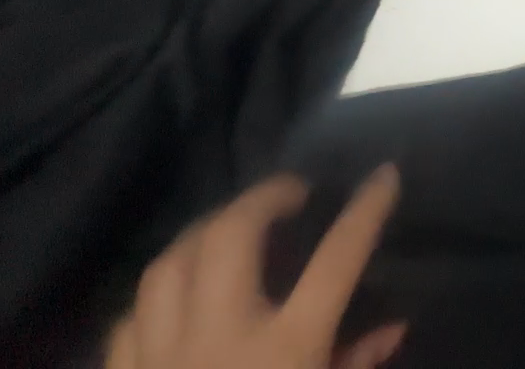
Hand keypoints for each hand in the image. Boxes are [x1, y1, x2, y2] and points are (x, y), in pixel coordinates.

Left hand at [105, 165, 406, 368]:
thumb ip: (357, 365)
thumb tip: (394, 328)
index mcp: (286, 347)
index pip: (338, 256)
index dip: (366, 208)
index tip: (385, 175)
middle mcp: (221, 337)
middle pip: (232, 236)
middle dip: (264, 197)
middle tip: (291, 193)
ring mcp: (161, 358)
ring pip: (169, 264)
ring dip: (206, 232)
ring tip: (233, 226)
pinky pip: (130, 318)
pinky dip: (158, 293)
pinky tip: (177, 293)